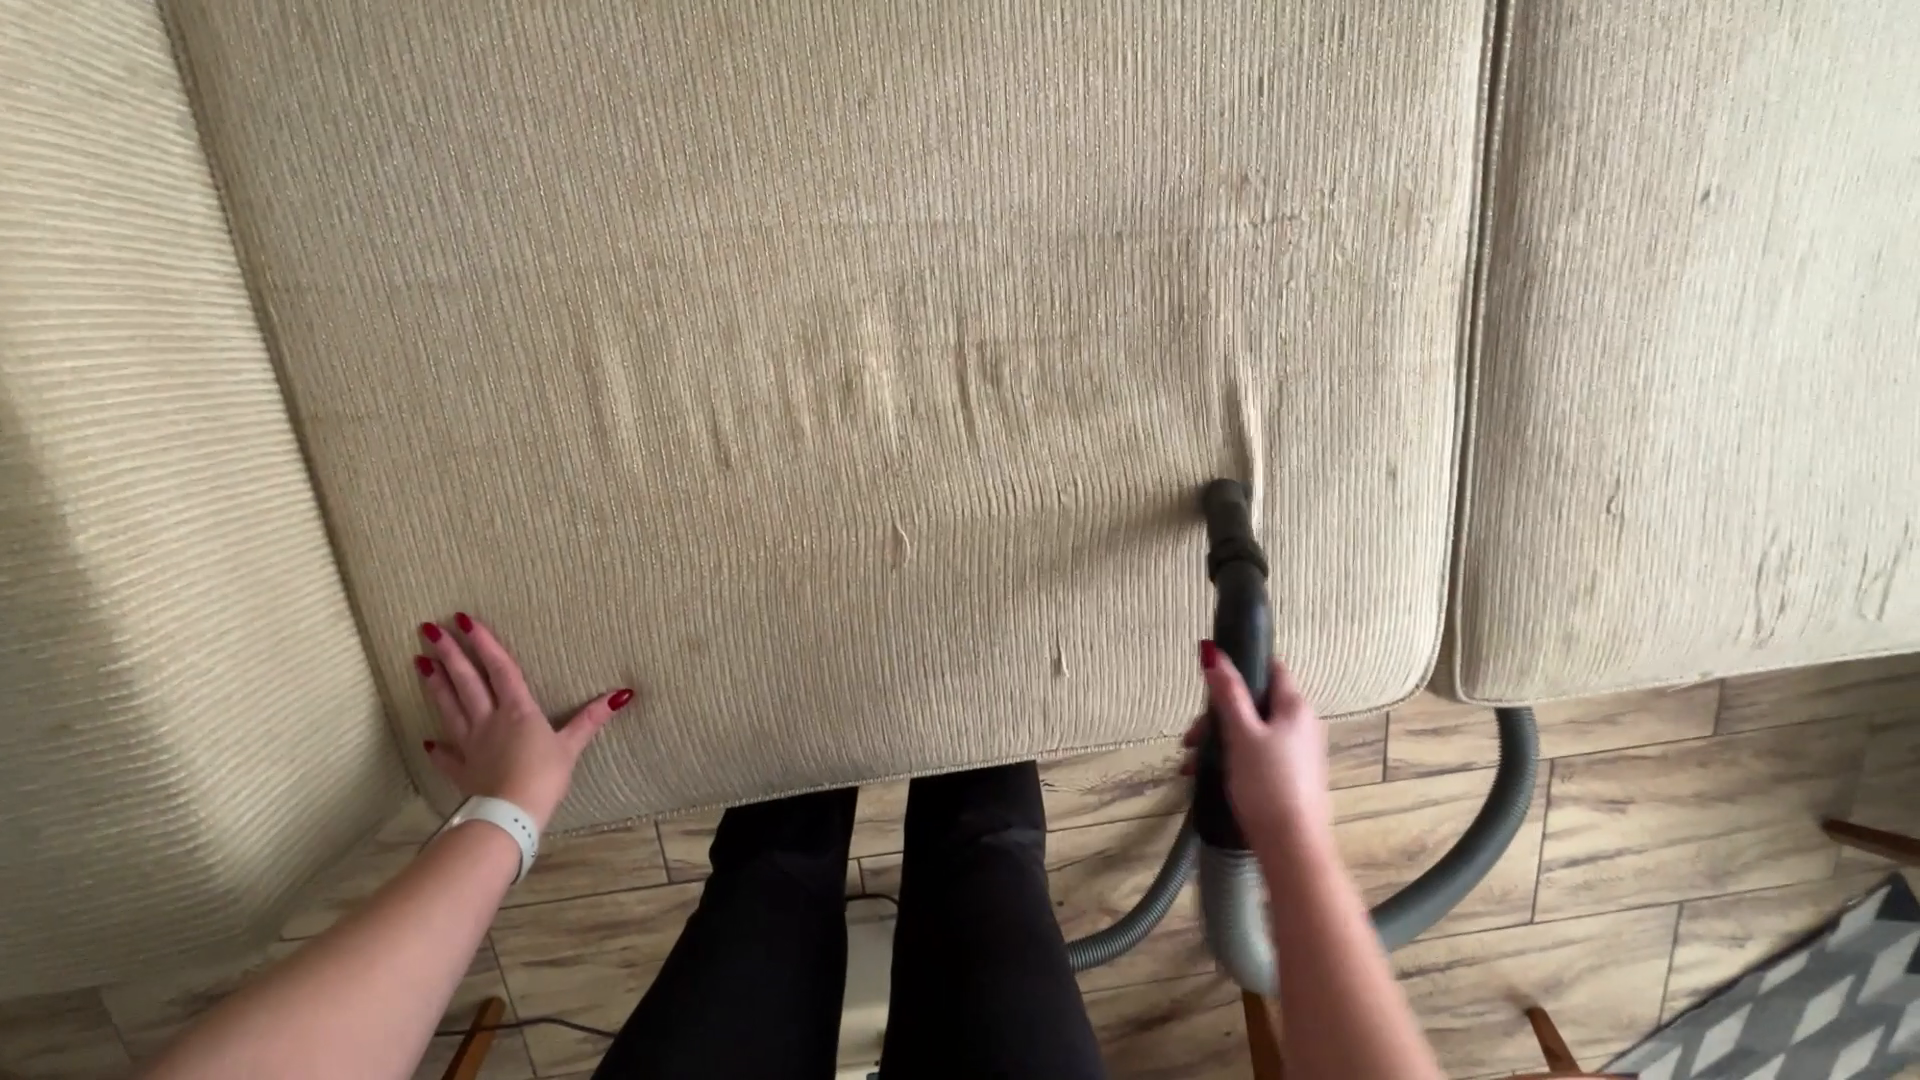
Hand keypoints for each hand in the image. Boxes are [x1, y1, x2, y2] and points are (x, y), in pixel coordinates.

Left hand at [414, 612, 632, 831]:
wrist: (509, 815)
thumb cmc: (544, 777)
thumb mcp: (572, 745)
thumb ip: (591, 719)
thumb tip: (622, 693)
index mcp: (517, 710)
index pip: (500, 668)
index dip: (484, 643)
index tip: (464, 620)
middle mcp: (489, 721)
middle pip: (467, 682)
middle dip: (449, 654)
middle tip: (429, 630)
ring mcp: (470, 745)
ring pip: (449, 708)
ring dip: (435, 685)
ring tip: (419, 662)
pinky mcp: (462, 770)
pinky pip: (445, 755)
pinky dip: (437, 747)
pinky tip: (427, 741)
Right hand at [1187, 641, 1332, 841]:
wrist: (1292, 847)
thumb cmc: (1267, 783)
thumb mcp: (1241, 733)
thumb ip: (1227, 692)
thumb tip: (1212, 650)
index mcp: (1295, 708)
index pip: (1271, 668)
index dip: (1241, 667)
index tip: (1210, 681)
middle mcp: (1302, 725)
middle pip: (1254, 702)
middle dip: (1217, 714)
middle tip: (1192, 737)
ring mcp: (1298, 752)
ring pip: (1251, 730)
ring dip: (1218, 739)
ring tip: (1191, 763)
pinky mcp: (1290, 776)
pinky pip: (1256, 754)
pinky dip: (1231, 758)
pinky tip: (1205, 776)